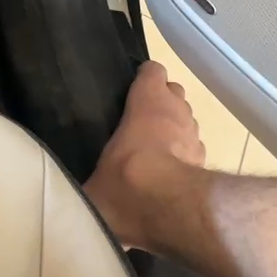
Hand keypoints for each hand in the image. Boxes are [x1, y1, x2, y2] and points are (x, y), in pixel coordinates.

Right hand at [84, 61, 206, 249]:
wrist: (165, 206)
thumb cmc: (124, 171)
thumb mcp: (95, 166)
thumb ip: (88, 165)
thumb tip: (72, 184)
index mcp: (148, 98)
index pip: (154, 71)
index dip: (146, 79)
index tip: (134, 90)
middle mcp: (176, 110)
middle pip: (174, 94)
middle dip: (162, 103)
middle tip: (142, 120)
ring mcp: (195, 136)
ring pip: (187, 121)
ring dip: (176, 128)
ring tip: (156, 146)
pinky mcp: (205, 162)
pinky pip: (195, 149)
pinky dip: (185, 154)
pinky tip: (171, 170)